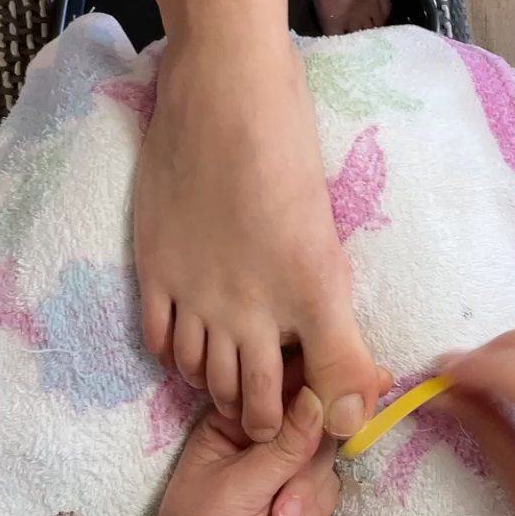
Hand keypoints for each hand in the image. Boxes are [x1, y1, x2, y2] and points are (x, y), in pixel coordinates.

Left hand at [135, 385, 339, 515]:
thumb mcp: (239, 489)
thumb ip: (285, 444)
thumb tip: (320, 394)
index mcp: (231, 420)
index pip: (278, 385)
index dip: (314, 382)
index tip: (349, 381)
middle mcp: (259, 438)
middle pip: (312, 417)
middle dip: (312, 452)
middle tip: (306, 475)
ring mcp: (280, 470)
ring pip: (323, 456)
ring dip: (308, 490)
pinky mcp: (299, 501)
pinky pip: (327, 488)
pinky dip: (313, 510)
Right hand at [136, 23, 379, 440]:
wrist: (227, 94)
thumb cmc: (290, 148)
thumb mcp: (330, 235)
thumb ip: (339, 326)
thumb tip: (359, 407)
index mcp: (308, 297)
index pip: (316, 389)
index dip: (318, 415)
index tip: (316, 418)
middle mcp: (248, 308)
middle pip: (251, 393)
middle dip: (265, 417)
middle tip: (271, 421)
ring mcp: (196, 290)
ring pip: (204, 372)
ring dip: (220, 392)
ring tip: (231, 395)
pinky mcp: (155, 268)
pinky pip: (160, 339)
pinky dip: (176, 359)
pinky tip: (186, 356)